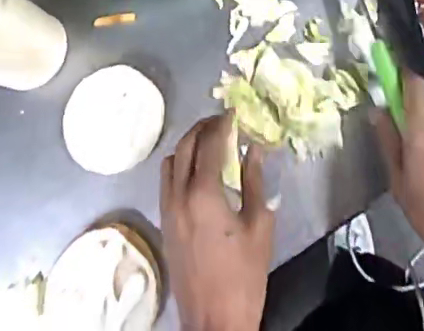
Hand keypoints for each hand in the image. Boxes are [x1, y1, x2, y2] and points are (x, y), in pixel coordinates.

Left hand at [160, 115, 273, 330]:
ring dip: (188, 144)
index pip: (210, 144)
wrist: (213, 323)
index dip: (222, 124)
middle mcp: (179, 195)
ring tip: (209, 142)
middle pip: (185, 146)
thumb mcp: (259, 226)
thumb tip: (254, 148)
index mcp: (204, 194)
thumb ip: (255, 182)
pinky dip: (179, 165)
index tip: (235, 113)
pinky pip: (166, 181)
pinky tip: (198, 170)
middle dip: (203, 128)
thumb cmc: (243, 277)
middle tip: (222, 121)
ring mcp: (167, 209)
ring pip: (171, 161)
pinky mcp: (164, 223)